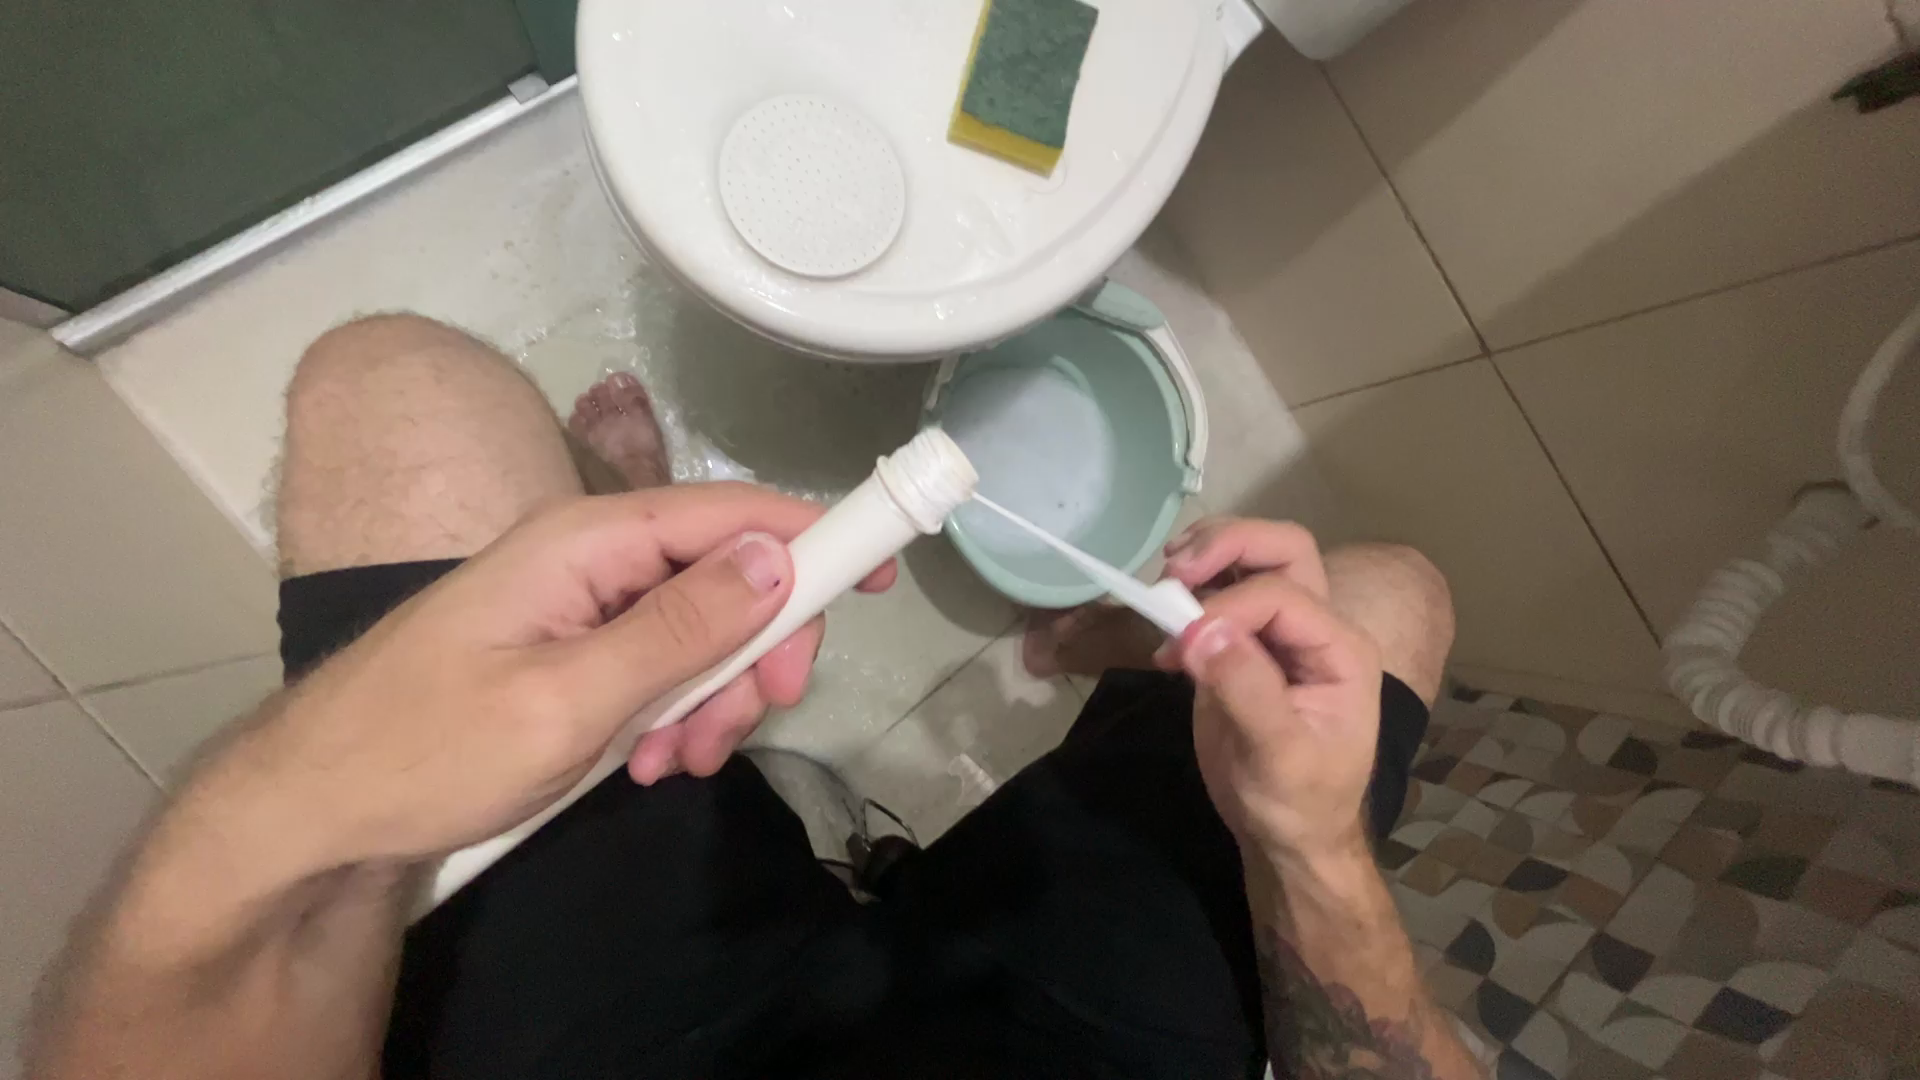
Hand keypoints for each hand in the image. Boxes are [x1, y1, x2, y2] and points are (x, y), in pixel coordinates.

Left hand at [197, 483, 892, 870]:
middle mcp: (601, 556)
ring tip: (682, 759)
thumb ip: (678, 627)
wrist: (317, 816)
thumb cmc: (429, 749)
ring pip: (710, 628)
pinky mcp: (593, 644)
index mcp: (592, 540)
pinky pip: (674, 662)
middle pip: (730, 575)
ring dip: (719, 695)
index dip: (811, 534)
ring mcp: (596, 602)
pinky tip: (655, 756)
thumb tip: (774, 558)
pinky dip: (685, 709)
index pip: (728, 512)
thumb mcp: (567, 698)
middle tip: (761, 712)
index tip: (877, 570)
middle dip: (758, 648)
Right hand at [1156, 519, 1380, 861]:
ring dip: (1206, 553)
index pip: (1281, 593)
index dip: (1228, 606)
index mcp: (1339, 648)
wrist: (1285, 831)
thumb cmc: (1297, 802)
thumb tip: (1200, 629)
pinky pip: (1218, 591)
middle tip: (1174, 569)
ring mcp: (1277, 631)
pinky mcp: (1242, 642)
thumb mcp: (1279, 758)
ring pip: (1252, 556)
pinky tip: (1163, 628)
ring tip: (1166, 578)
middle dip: (1227, 544)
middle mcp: (1313, 627)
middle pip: (1282, 548)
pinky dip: (1187, 591)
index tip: (1182, 642)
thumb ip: (1247, 690)